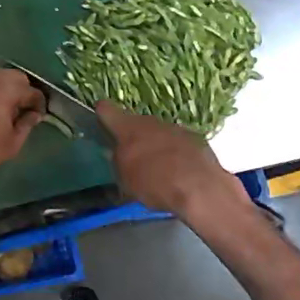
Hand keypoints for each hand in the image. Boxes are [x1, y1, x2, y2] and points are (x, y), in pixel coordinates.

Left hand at [0, 70, 44, 188]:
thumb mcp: (12, 142)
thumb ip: (27, 123)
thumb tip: (34, 114)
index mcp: (6, 89)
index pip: (32, 91)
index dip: (39, 104)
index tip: (38, 116)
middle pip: (17, 78)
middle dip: (24, 92)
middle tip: (23, 111)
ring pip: (0, 76)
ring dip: (8, 89)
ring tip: (7, 110)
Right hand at [96, 101, 248, 222]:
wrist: (201, 188)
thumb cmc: (154, 182)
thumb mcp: (124, 178)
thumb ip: (117, 161)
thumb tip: (117, 152)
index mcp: (128, 127)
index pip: (107, 110)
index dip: (101, 113)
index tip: (99, 117)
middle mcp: (151, 121)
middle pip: (136, 124)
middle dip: (132, 137)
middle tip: (130, 157)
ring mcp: (176, 129)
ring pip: (158, 133)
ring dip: (155, 145)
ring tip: (156, 169)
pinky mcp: (196, 140)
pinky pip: (178, 144)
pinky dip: (175, 154)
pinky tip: (177, 173)